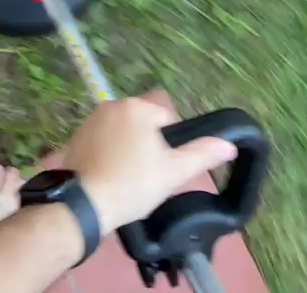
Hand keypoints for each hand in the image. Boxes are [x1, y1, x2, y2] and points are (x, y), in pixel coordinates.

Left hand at [64, 98, 237, 233]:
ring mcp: (92, 117)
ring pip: (123, 128)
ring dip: (129, 144)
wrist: (85, 203)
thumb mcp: (173, 172)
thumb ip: (202, 154)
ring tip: (128, 175)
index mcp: (138, 107)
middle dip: (149, 141)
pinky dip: (109, 150)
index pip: (167, 117)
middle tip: (148, 172)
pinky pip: (103, 137)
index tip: (164, 166)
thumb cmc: (133, 185)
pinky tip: (110, 173)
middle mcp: (114, 103)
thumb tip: (229, 144)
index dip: (170, 143)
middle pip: (143, 120)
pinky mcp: (78, 133)